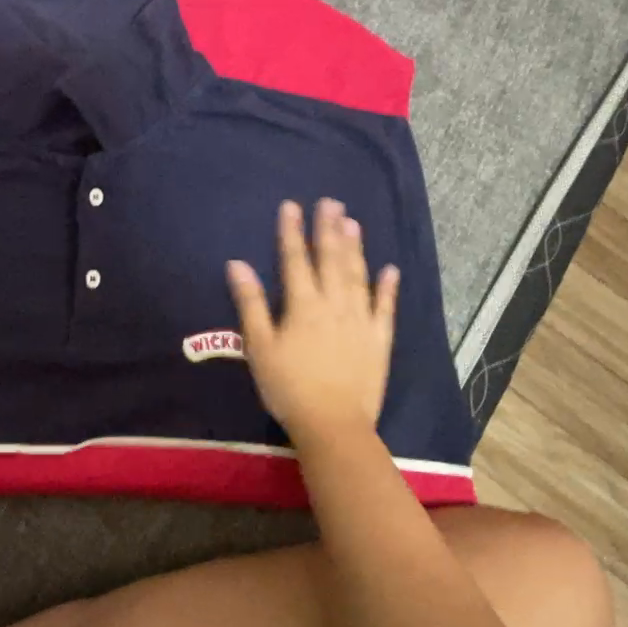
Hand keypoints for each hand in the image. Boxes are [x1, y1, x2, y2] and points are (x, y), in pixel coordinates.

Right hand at [226, 199, 399, 449]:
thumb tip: (237, 264)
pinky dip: (387, 287)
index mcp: (302, 305)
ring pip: (357, 276)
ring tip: (352, 222)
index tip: (291, 205)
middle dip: (328, 229)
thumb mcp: (259, 346)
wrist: (333, 425)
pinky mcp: (379, 340)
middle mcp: (334, 305)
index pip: (294, 259)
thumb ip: (251, 303)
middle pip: (330, 260)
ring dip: (354, 248)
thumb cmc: (288, 387)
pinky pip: (384, 308)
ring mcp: (360, 321)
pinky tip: (389, 268)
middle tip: (330, 201)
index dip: (291, 231)